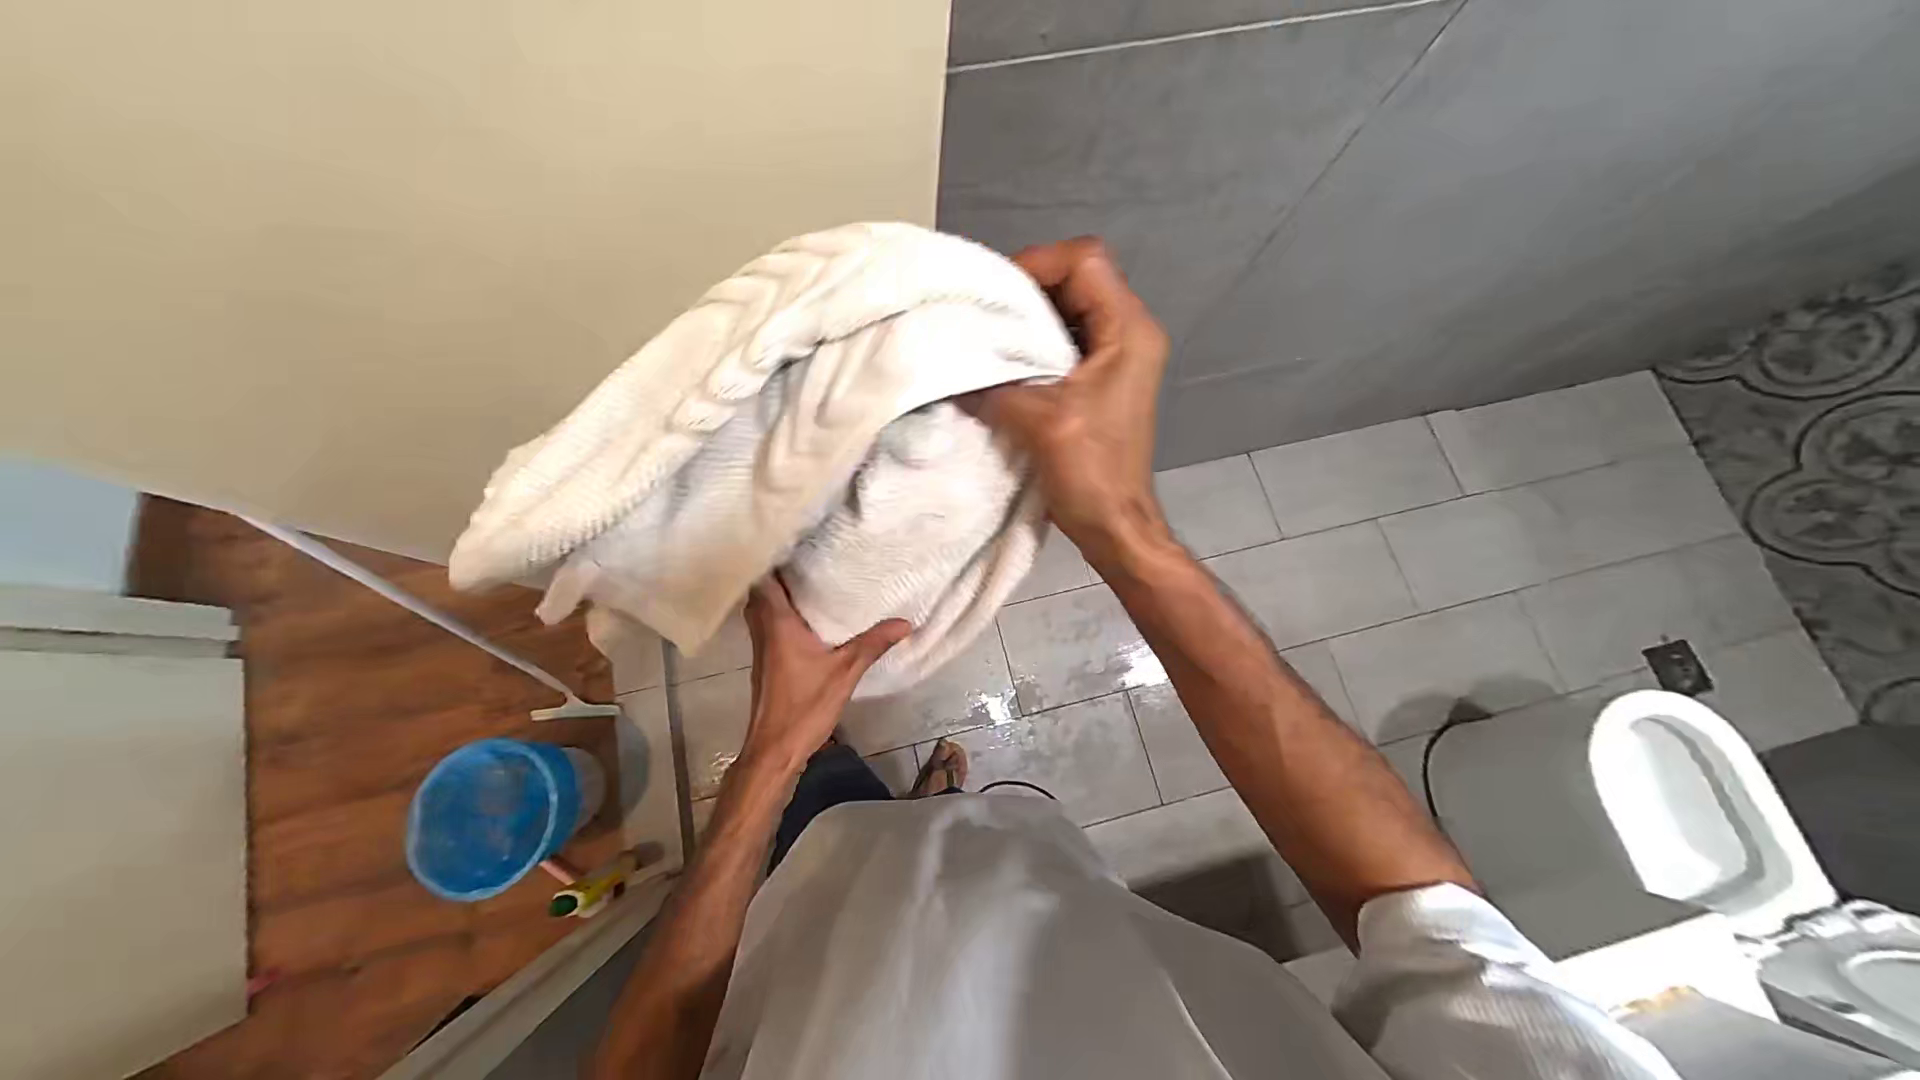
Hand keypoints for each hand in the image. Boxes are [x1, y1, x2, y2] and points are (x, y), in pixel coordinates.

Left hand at [739, 573, 911, 769]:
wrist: (774, 749)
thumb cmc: (804, 706)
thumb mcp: (845, 671)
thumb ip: (873, 644)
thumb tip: (905, 622)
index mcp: (776, 622)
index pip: (764, 578)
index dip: (776, 557)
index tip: (799, 542)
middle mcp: (762, 629)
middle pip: (762, 589)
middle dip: (782, 572)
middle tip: (811, 558)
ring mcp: (761, 646)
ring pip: (763, 608)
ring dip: (781, 594)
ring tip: (812, 580)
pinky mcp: (766, 661)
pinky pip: (769, 624)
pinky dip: (782, 613)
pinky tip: (808, 616)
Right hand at [970, 237, 1171, 553]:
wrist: (1115, 524)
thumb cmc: (1091, 474)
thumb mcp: (1040, 423)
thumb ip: (996, 386)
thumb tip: (952, 369)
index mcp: (1127, 332)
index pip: (1085, 260)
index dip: (1037, 264)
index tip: (995, 295)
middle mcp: (1129, 334)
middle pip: (1077, 278)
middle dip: (1027, 290)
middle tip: (983, 312)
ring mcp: (1117, 357)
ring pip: (1069, 310)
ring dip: (1028, 319)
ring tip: (988, 336)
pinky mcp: (1101, 380)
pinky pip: (1065, 341)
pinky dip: (1034, 345)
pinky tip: (1004, 364)